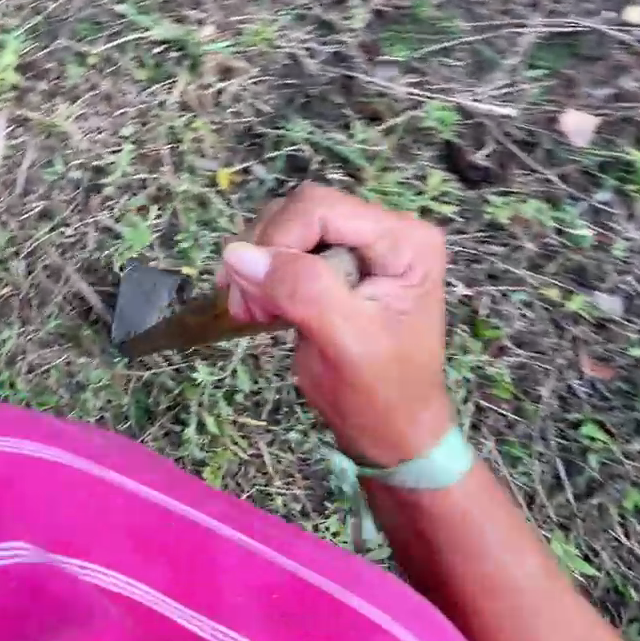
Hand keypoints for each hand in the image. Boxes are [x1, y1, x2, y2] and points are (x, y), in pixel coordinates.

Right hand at [219, 184, 452, 467]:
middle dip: (263, 256)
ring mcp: (354, 246)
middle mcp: (381, 232)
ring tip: (252, 312)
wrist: (389, 431)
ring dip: (254, 268)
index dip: (278, 241)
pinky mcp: (329, 263)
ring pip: (278, 228)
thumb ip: (300, 290)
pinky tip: (256, 309)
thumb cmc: (381, 392)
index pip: (319, 208)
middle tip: (249, 307)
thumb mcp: (346, 341)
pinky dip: (256, 276)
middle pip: (295, 213)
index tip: (259, 292)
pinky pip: (276, 249)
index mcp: (403, 240)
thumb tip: (236, 253)